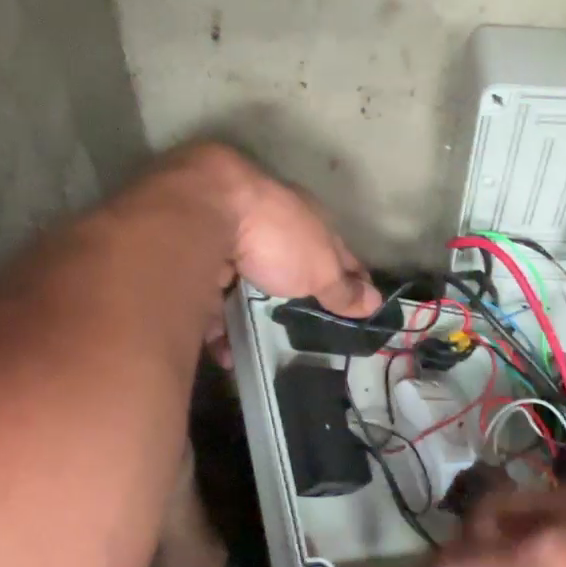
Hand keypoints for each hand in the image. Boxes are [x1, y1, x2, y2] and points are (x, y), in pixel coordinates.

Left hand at [169, 143, 380, 365]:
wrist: (196, 214)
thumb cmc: (274, 236)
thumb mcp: (320, 267)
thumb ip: (344, 288)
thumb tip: (374, 303)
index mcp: (301, 217)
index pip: (335, 249)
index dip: (348, 276)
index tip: (357, 304)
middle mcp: (263, 224)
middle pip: (285, 264)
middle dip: (291, 292)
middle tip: (301, 330)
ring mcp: (225, 241)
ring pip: (242, 283)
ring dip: (248, 314)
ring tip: (259, 348)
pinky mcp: (191, 263)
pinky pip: (209, 302)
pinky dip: (218, 327)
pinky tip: (225, 353)